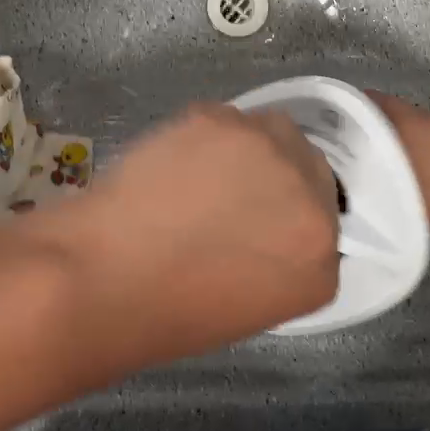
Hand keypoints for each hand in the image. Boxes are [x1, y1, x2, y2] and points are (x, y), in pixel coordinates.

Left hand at [46, 103, 340, 358]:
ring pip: (270, 131)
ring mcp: (267, 150)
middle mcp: (310, 198)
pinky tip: (173, 162)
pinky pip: (224, 118)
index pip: (324, 222)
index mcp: (321, 261)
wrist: (105, 275)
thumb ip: (280, 255)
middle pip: (309, 165)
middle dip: (278, 175)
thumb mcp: (253, 302)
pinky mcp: (220, 119)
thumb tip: (266, 219)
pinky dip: (204, 135)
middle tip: (232, 190)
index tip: (260, 218)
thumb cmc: (170, 311)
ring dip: (246, 147)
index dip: (289, 214)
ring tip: (200, 173)